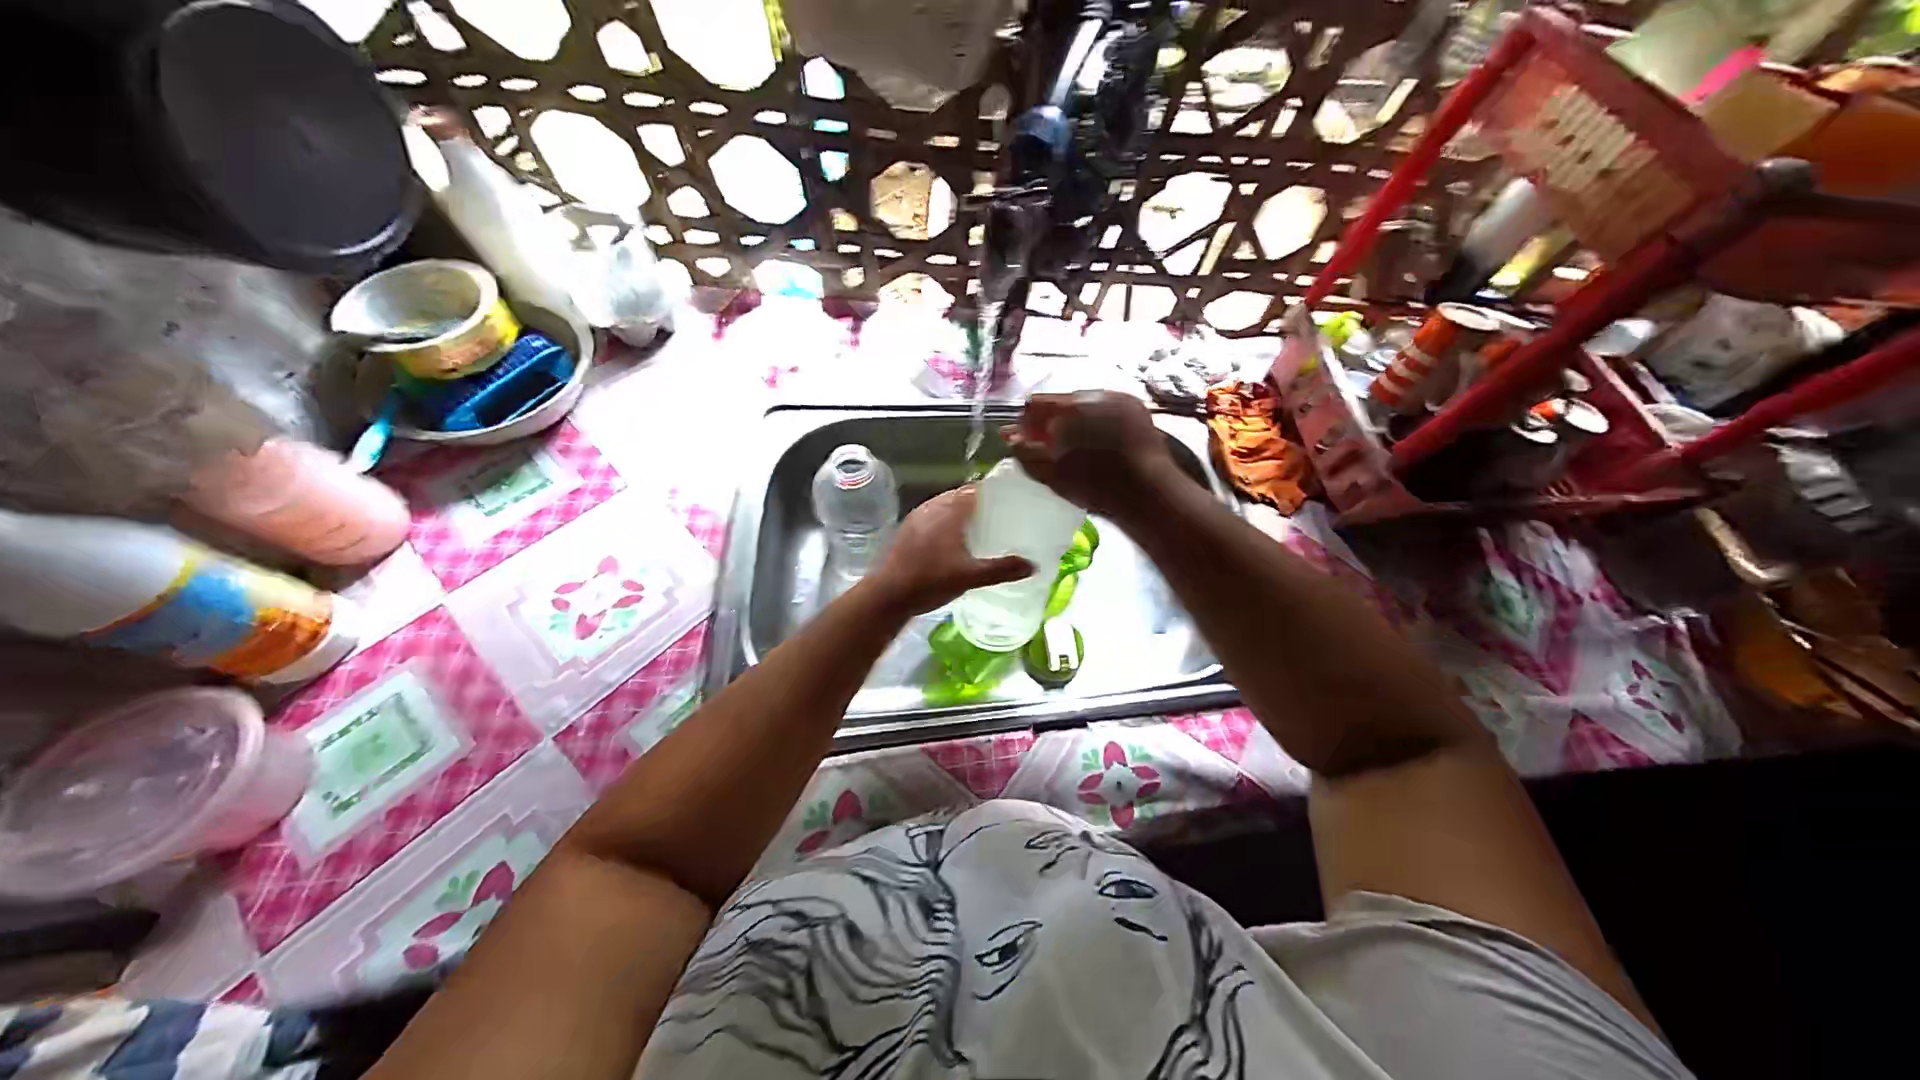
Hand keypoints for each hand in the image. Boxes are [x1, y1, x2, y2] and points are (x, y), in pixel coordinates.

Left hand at [865, 487, 1032, 614]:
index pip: (975, 490)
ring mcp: (917, 519)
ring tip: (983, 530)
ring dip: (963, 515)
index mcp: (948, 511)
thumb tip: (1032, 566)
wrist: (889, 596)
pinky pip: (934, 519)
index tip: (1012, 502)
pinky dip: (949, 524)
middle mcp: (932, 508)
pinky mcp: (908, 532)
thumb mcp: (971, 577)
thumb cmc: (930, 581)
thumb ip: (1002, 569)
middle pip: (961, 497)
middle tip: (1002, 518)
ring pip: (946, 508)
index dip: (994, 493)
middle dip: (981, 505)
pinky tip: (957, 542)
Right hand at [1005, 391, 1179, 517]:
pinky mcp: (1138, 411)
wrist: (1149, 494)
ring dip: (1077, 422)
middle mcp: (1096, 394)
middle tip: (1049, 446)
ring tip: (1075, 448)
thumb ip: (1026, 452)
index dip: (1026, 422)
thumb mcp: (1053, 474)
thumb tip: (1009, 436)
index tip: (1024, 439)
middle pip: (1063, 403)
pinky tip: (1099, 446)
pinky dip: (1099, 424)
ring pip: (1087, 406)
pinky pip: (1108, 411)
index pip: (1037, 404)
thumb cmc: (1097, 487)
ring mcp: (1121, 399)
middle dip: (1053, 421)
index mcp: (1071, 406)